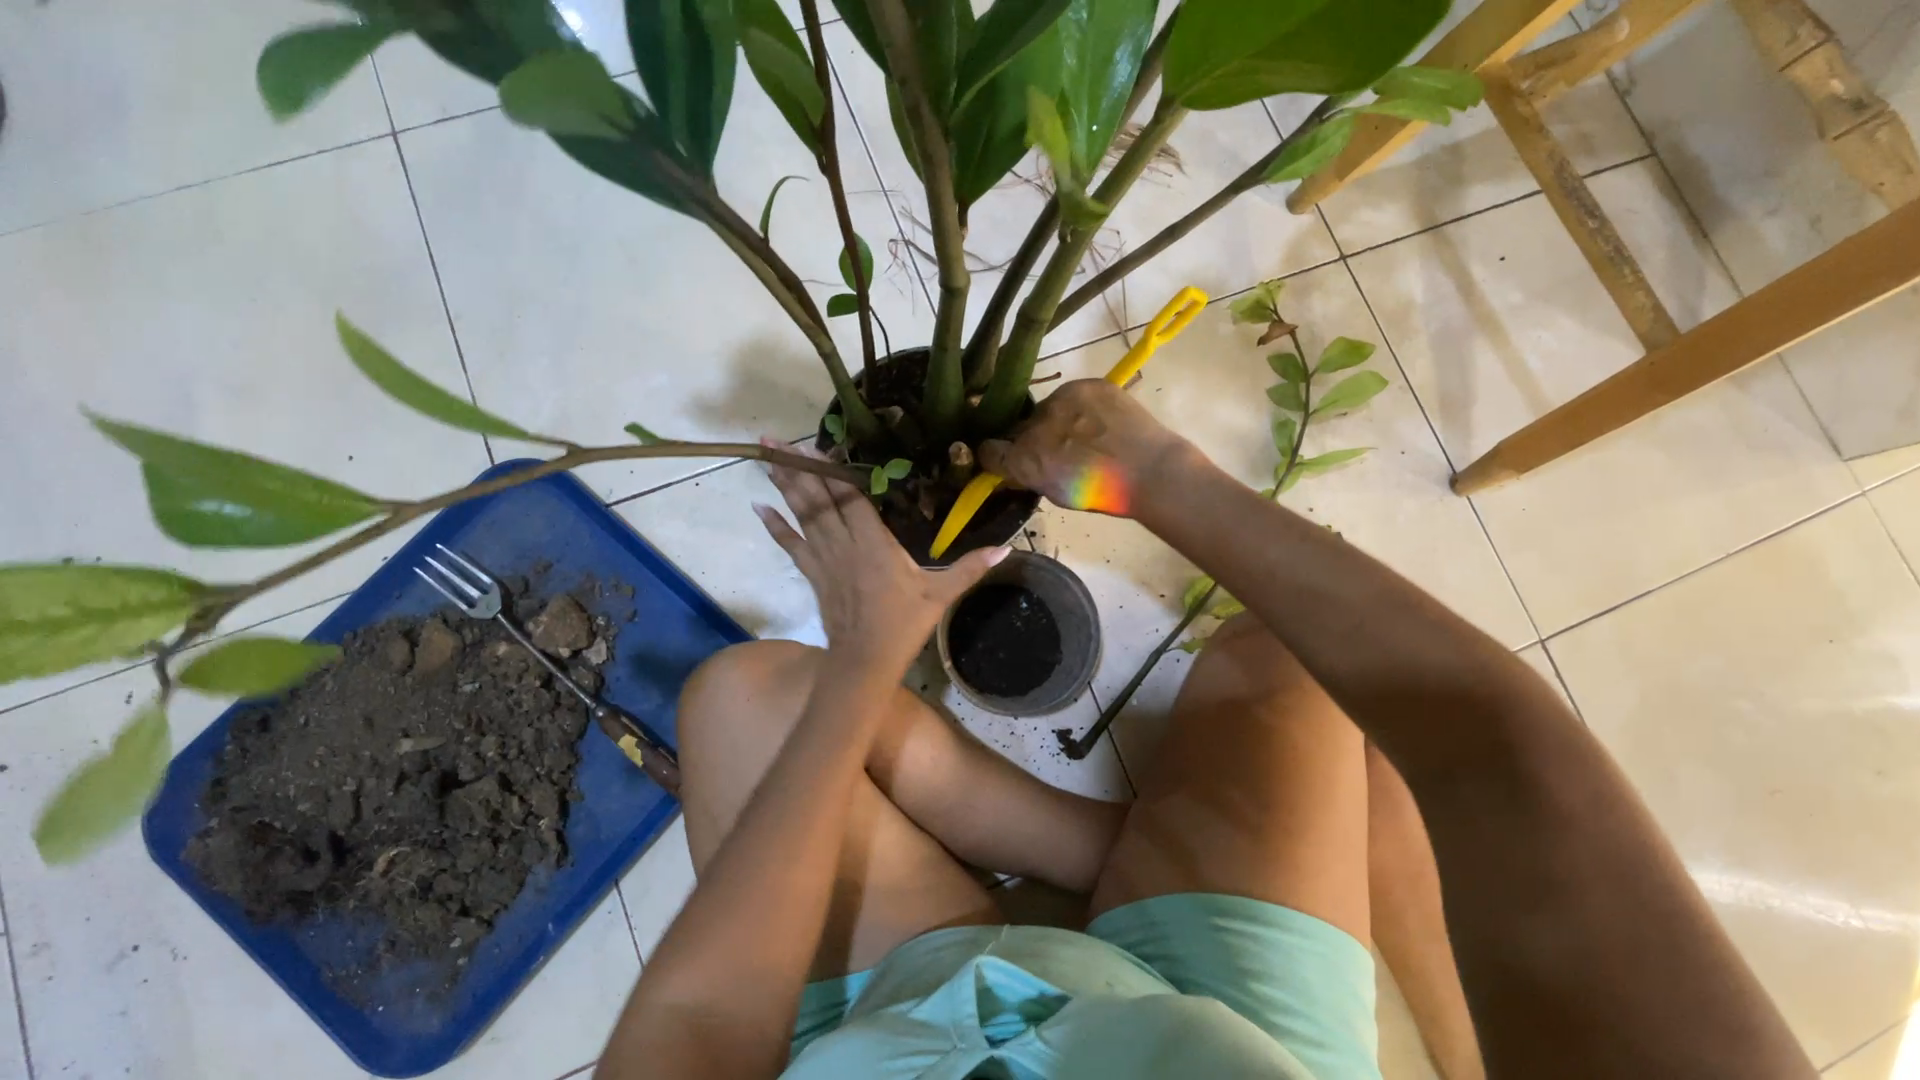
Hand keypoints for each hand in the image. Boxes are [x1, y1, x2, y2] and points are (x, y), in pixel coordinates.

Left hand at [753, 439, 1009, 669]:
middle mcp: (844, 543)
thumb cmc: (904, 625)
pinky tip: (758, 507)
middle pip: (817, 498)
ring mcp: (824, 558)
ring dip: (783, 485)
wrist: (865, 661)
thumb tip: (1005, 548)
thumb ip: (970, 568)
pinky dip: (775, 526)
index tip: (816, 444)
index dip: (833, 469)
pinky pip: (791, 545)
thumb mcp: (941, 595)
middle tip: (771, 438)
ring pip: (801, 514)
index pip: (850, 497)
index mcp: (874, 542)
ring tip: (765, 457)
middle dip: (796, 466)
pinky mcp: (813, 574)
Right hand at [977, 380, 1195, 517]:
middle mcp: (1037, 423)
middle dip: (1033, 436)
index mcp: (1026, 458)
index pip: (994, 449)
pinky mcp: (1092, 385)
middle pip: (1023, 425)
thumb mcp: (1054, 491)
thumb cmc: (1105, 493)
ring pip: (1050, 408)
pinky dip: (1082, 408)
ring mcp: (1066, 399)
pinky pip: (1076, 395)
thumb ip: (1026, 474)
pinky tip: (1099, 424)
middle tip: (1057, 451)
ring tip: (1084, 437)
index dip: (1000, 455)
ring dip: (1057, 419)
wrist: (1154, 472)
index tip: (1011, 461)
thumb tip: (1006, 461)